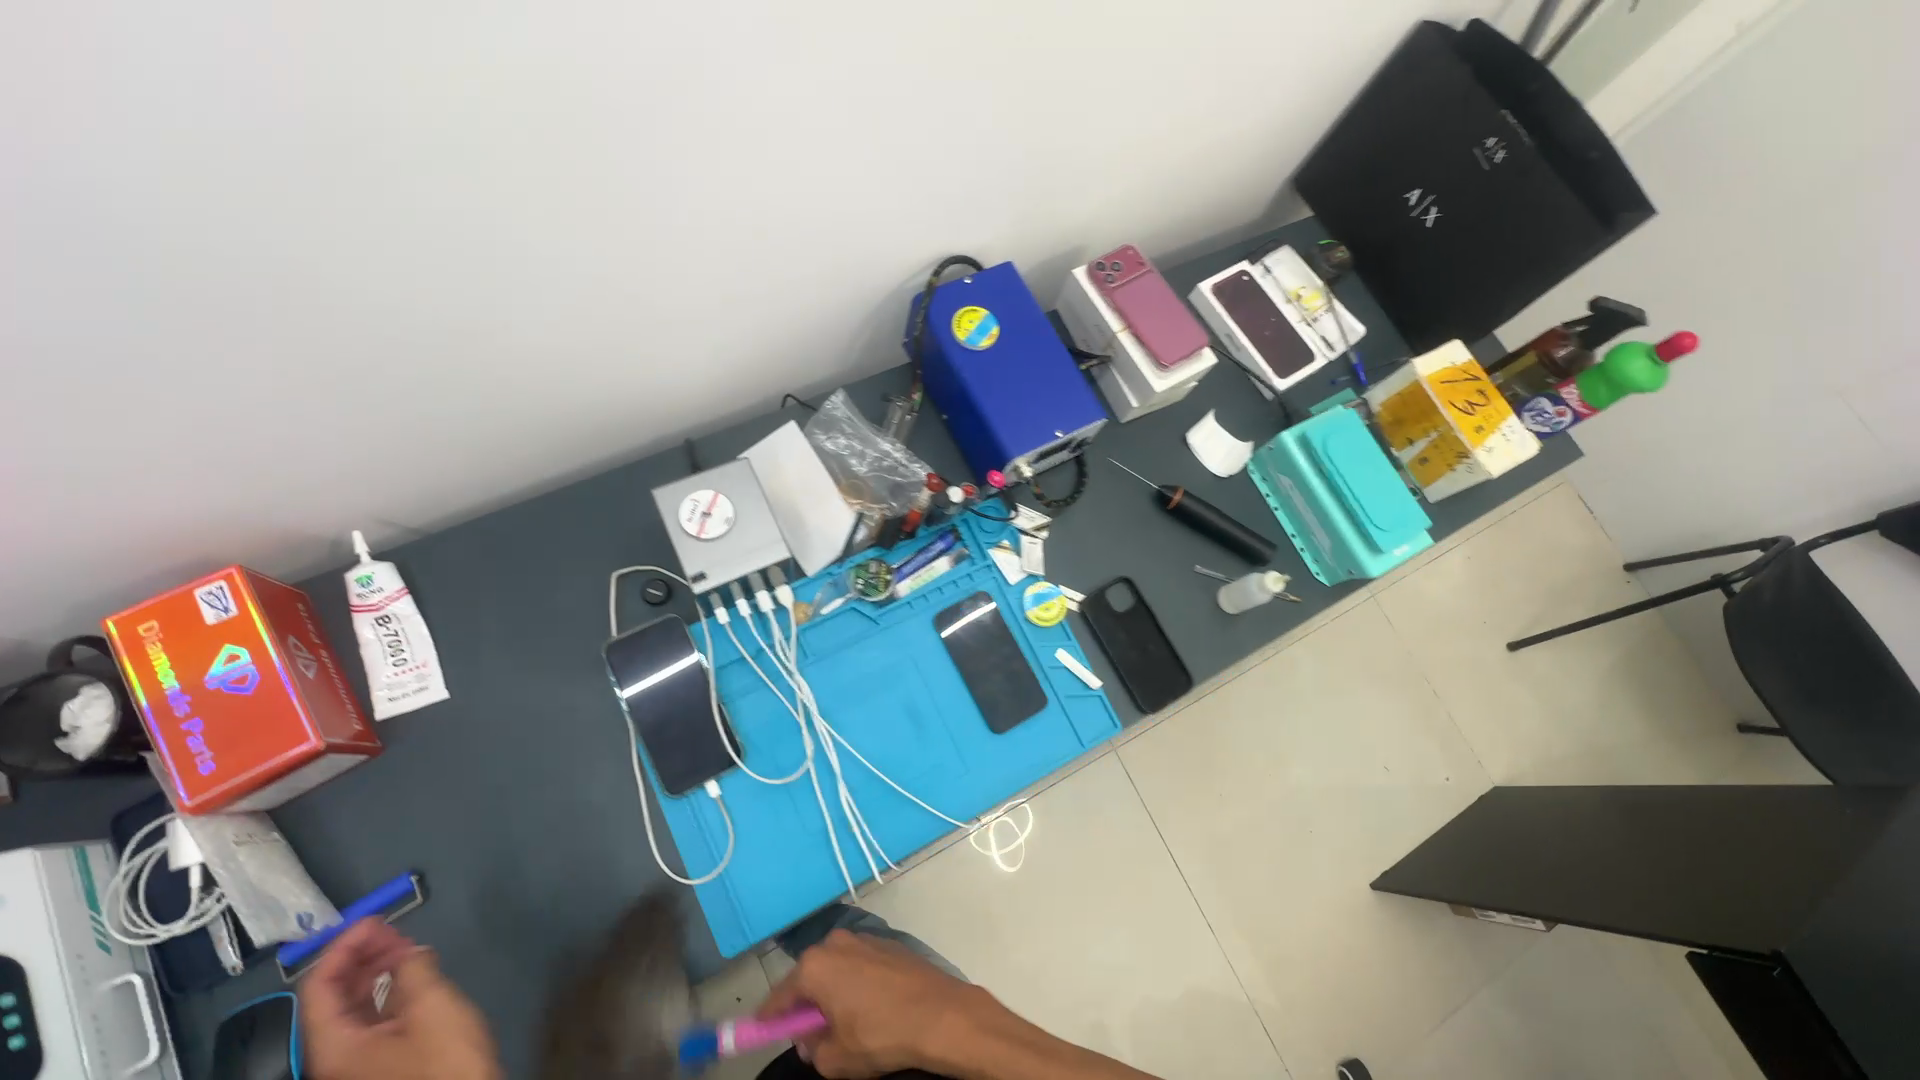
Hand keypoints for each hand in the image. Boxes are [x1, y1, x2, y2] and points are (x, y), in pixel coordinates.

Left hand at [298, 918, 501, 1079]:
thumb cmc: (445, 1060)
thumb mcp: (432, 1006)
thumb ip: (414, 970)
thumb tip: (407, 952)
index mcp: (335, 1044)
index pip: (319, 986)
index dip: (343, 947)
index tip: (375, 920)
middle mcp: (337, 1053)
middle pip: (333, 996)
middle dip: (360, 956)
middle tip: (392, 928)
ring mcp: (359, 1059)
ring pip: (354, 1006)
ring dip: (376, 970)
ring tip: (405, 946)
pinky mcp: (383, 1060)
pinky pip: (373, 1017)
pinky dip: (389, 989)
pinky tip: (414, 974)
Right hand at [755, 929, 997, 1078]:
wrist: (942, 1014)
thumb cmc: (882, 1035)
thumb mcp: (836, 1057)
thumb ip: (812, 1049)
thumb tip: (811, 1039)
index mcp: (815, 966)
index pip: (779, 997)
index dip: (770, 1018)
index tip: (763, 1031)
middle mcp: (836, 943)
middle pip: (808, 977)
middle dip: (805, 1005)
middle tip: (811, 1034)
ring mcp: (865, 938)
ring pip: (836, 969)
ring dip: (833, 992)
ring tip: (845, 1022)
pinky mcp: (889, 944)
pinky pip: (860, 965)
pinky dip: (857, 983)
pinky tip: (870, 1007)